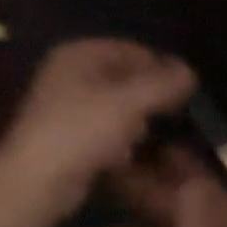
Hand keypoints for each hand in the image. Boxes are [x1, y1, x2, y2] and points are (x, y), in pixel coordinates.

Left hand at [0, 40, 195, 218]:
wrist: (38, 177)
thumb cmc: (81, 129)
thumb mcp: (127, 103)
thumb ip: (160, 84)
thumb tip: (188, 70)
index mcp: (77, 53)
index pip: (128, 49)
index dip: (159, 65)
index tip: (188, 89)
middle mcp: (68, 72)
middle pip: (121, 76)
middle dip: (148, 94)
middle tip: (178, 114)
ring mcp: (65, 103)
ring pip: (113, 104)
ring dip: (135, 118)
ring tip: (155, 134)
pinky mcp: (67, 133)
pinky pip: (102, 127)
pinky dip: (118, 137)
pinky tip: (129, 154)